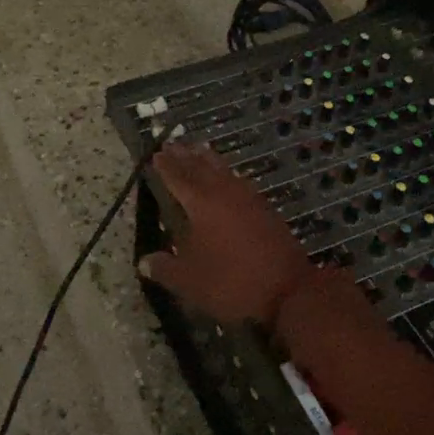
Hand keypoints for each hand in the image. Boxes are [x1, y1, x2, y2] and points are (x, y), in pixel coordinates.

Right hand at [137, 141, 316, 327]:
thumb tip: (144, 261)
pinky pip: (239, 181)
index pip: (177, 177)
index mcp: (201, 203)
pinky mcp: (265, 208)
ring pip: (223, 170)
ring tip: (198, 151)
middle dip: (185, 155)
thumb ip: (165, 268)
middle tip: (173, 144)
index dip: (165, 166)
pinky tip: (228, 180)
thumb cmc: (232, 283)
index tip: (155, 154)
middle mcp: (224, 192)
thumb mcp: (190, 282)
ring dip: (207, 159)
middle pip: (201, 166)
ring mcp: (248, 198)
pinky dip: (227, 174)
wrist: (289, 290)